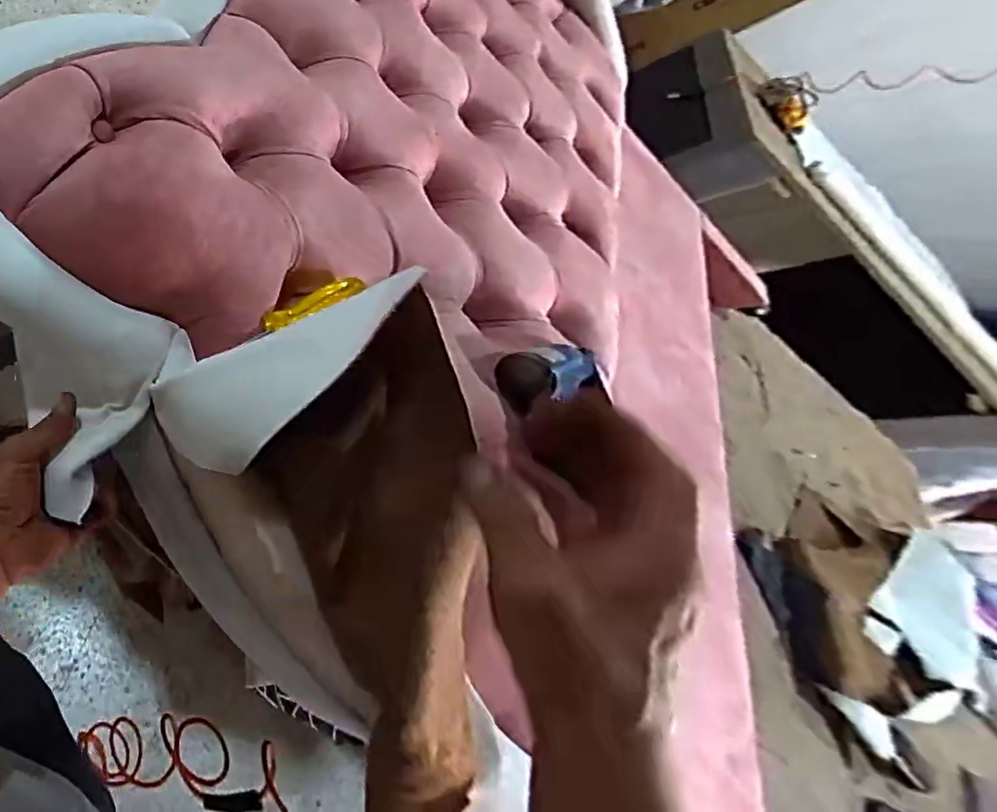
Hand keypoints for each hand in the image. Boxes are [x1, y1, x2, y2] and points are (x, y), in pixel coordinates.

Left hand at [0, 394, 102, 589]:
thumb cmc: (1, 493)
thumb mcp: (19, 454)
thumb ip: (47, 431)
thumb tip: (69, 397)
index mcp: (37, 456)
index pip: (66, 436)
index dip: (82, 427)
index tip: (105, 415)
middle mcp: (54, 476)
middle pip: (86, 460)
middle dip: (99, 453)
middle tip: (111, 447)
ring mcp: (67, 502)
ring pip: (97, 485)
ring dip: (106, 481)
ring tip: (105, 480)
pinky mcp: (78, 528)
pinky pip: (100, 514)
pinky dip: (107, 508)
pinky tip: (106, 503)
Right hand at [464, 388, 698, 735]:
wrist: (600, 736)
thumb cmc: (572, 656)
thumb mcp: (530, 580)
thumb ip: (502, 514)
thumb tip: (472, 459)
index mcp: (662, 547)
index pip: (658, 469)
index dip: (615, 428)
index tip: (563, 403)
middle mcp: (666, 555)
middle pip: (639, 479)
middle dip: (589, 439)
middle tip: (532, 416)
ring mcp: (646, 574)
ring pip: (620, 500)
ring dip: (577, 464)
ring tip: (524, 442)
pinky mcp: (622, 588)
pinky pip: (601, 521)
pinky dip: (568, 493)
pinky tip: (527, 487)